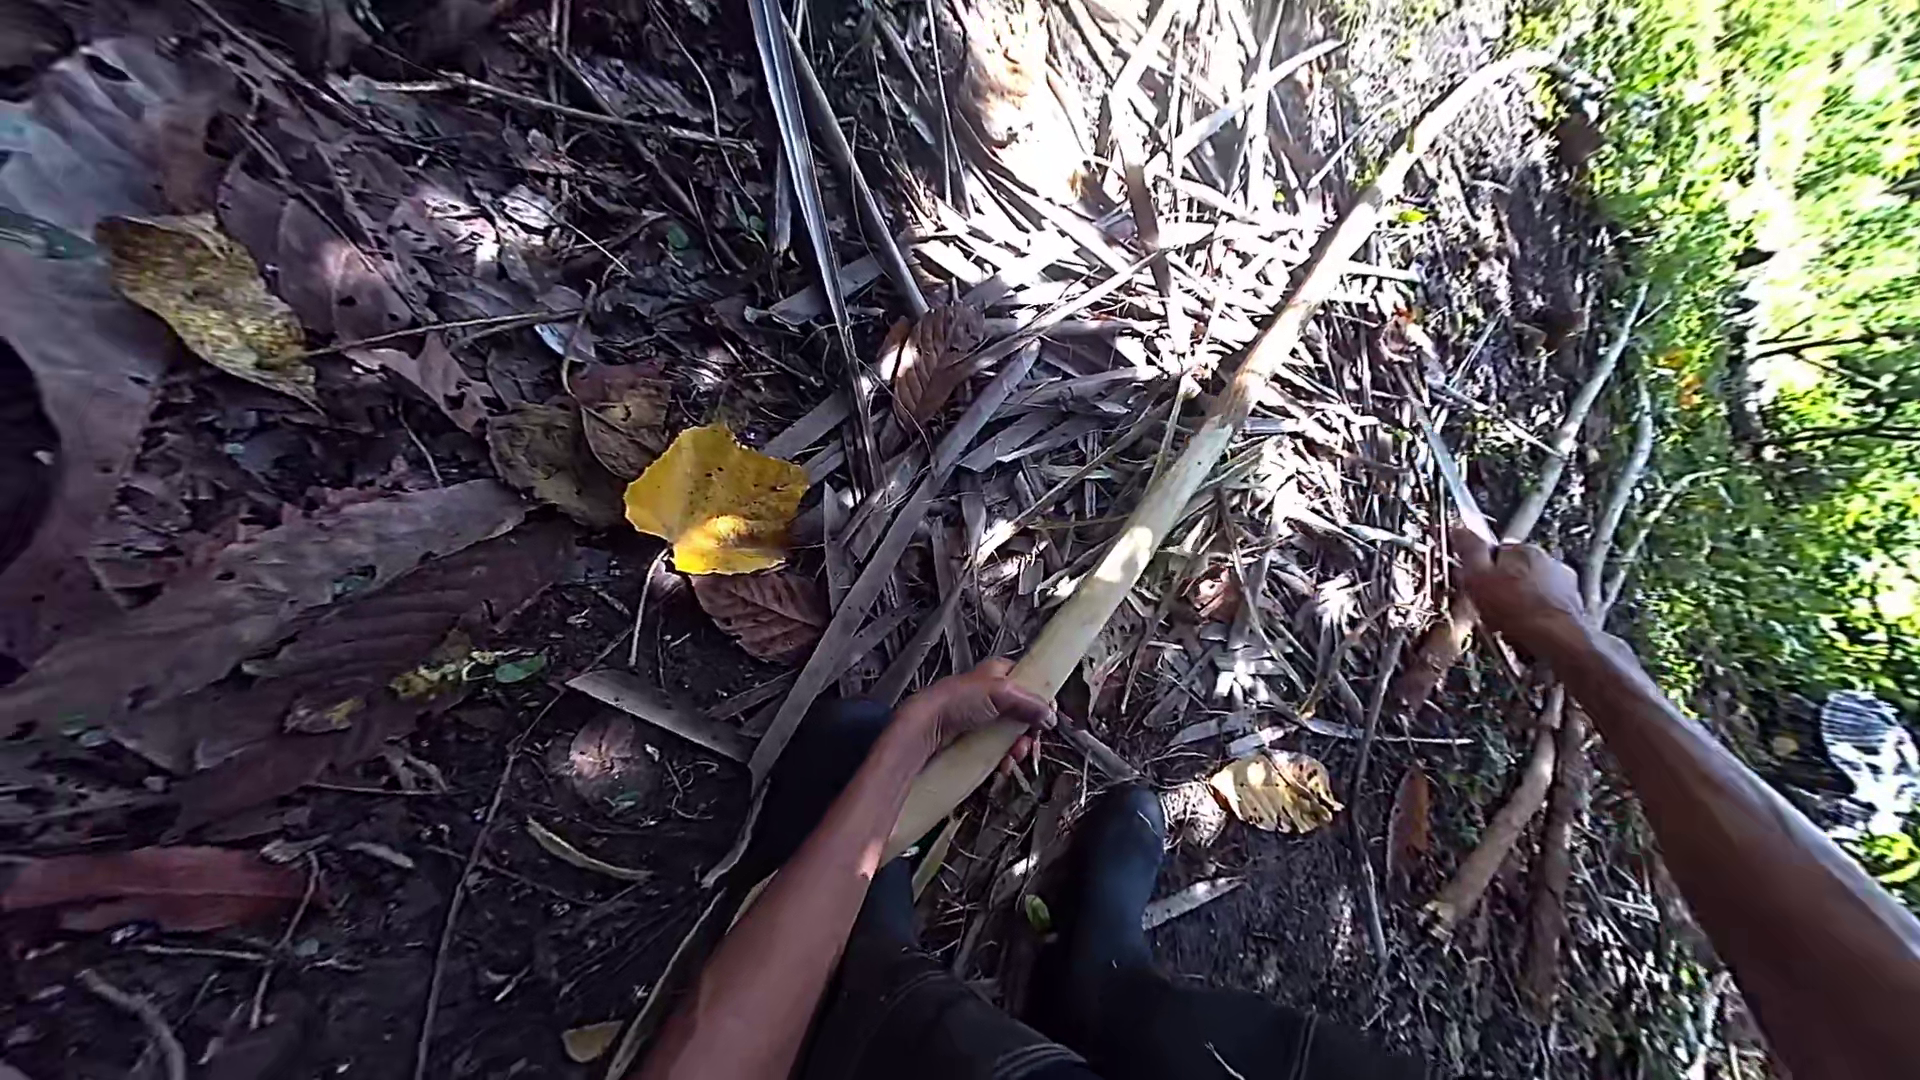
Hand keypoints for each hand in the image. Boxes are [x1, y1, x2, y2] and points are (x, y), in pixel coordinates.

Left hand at [895, 658, 1053, 769]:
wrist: (925, 728)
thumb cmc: (956, 701)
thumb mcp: (1000, 692)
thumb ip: (1029, 701)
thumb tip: (1050, 716)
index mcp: (997, 674)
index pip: (1028, 679)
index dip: (1040, 696)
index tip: (1050, 714)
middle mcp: (991, 694)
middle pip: (1024, 711)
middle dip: (1030, 729)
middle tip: (1030, 742)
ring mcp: (982, 719)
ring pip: (1012, 733)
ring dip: (1019, 747)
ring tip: (1015, 756)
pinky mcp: (974, 740)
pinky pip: (998, 749)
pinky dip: (1004, 758)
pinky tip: (1003, 765)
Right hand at [1451, 526, 1585, 642]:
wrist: (1555, 639)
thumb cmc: (1513, 608)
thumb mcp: (1476, 576)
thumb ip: (1469, 550)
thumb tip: (1459, 530)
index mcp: (1524, 549)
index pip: (1494, 550)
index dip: (1478, 566)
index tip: (1471, 581)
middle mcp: (1549, 560)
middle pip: (1514, 567)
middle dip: (1500, 581)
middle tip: (1484, 600)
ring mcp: (1565, 583)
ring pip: (1530, 585)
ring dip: (1517, 596)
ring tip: (1503, 615)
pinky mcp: (1574, 604)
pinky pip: (1545, 601)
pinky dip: (1533, 609)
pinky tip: (1522, 622)